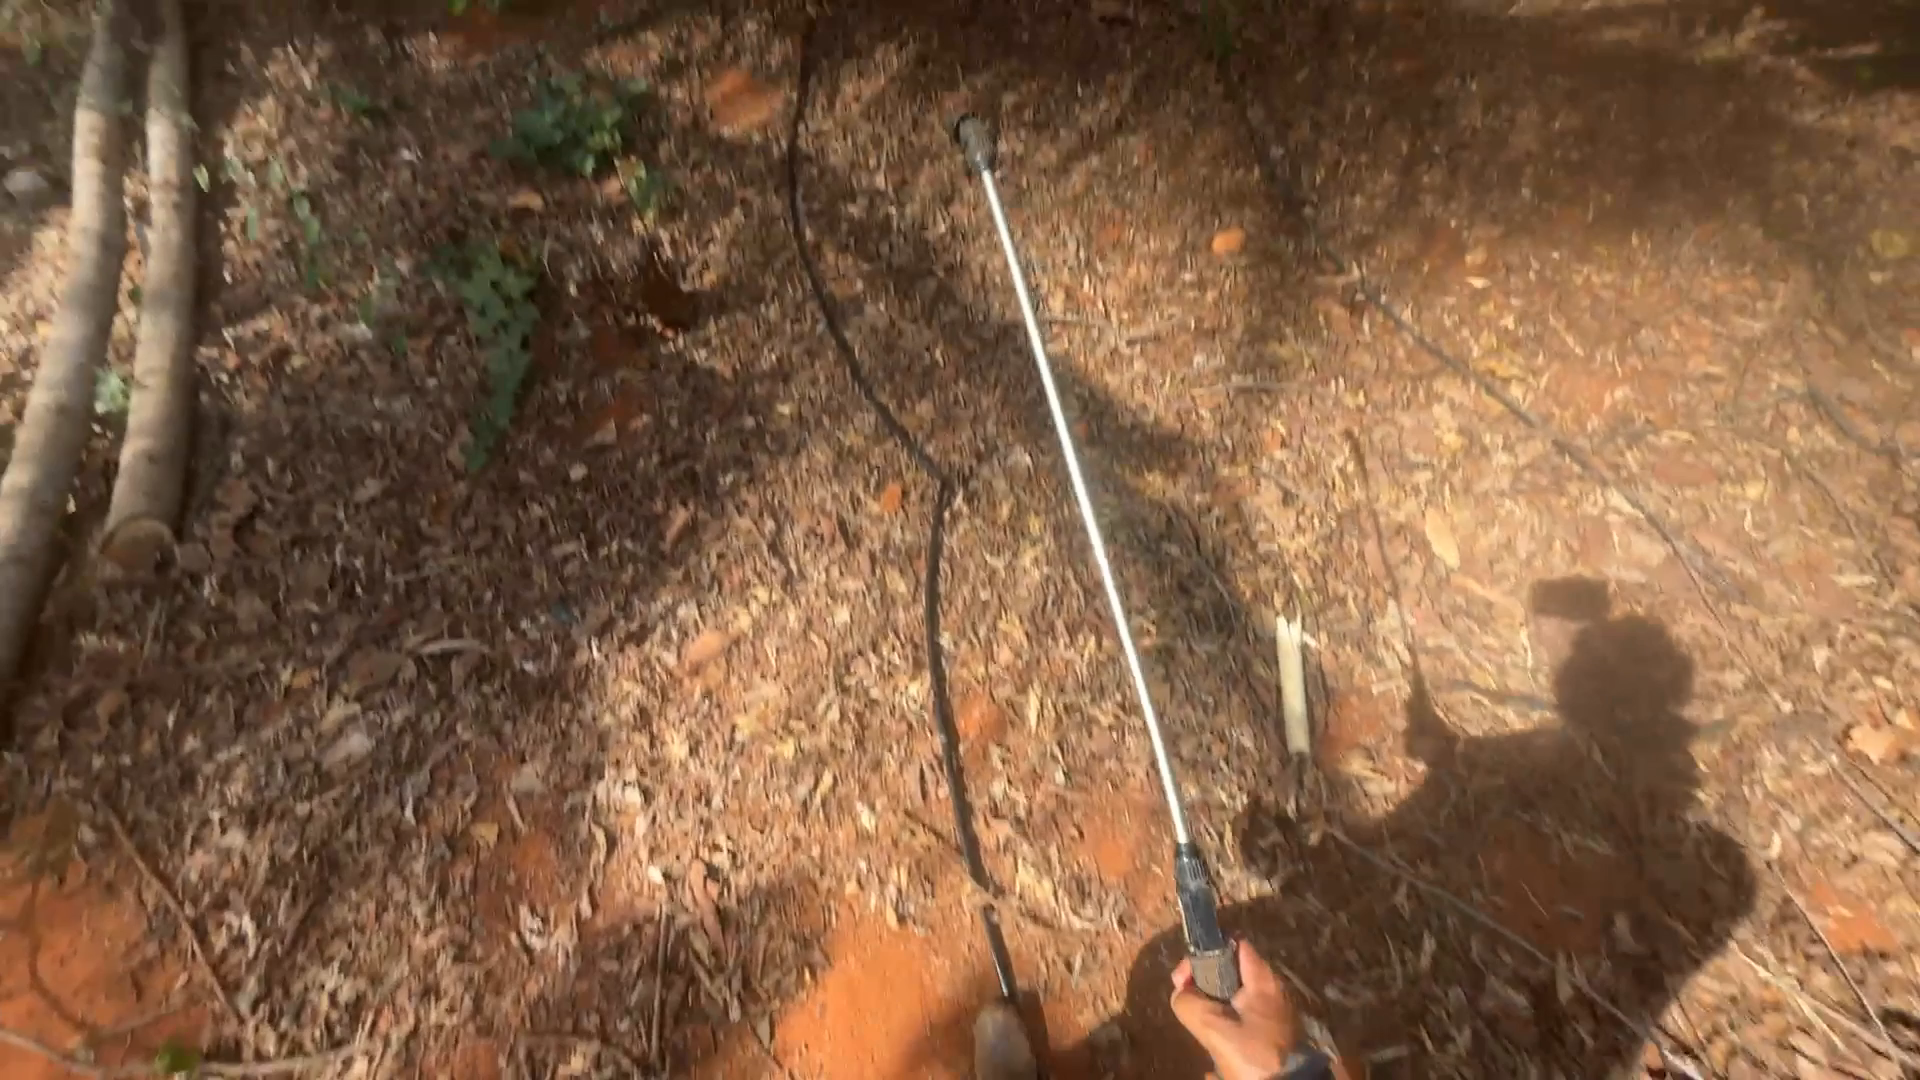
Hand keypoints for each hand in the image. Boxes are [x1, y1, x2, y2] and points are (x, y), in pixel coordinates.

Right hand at [1170, 940, 1298, 1079]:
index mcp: (1264, 979)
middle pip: (1230, 969)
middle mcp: (1273, 989)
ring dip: (1215, 1004)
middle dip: (1205, 981)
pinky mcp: (1276, 1033)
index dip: (1206, 950)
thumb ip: (1189, 1002)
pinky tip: (1219, 1038)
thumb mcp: (1213, 1028)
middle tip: (1189, 1000)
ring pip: (1235, 994)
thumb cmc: (1254, 1055)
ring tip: (1202, 1023)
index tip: (1187, 974)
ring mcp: (1276, 1012)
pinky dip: (1228, 1020)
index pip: (1232, 942)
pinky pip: (1244, 1015)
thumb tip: (1180, 991)